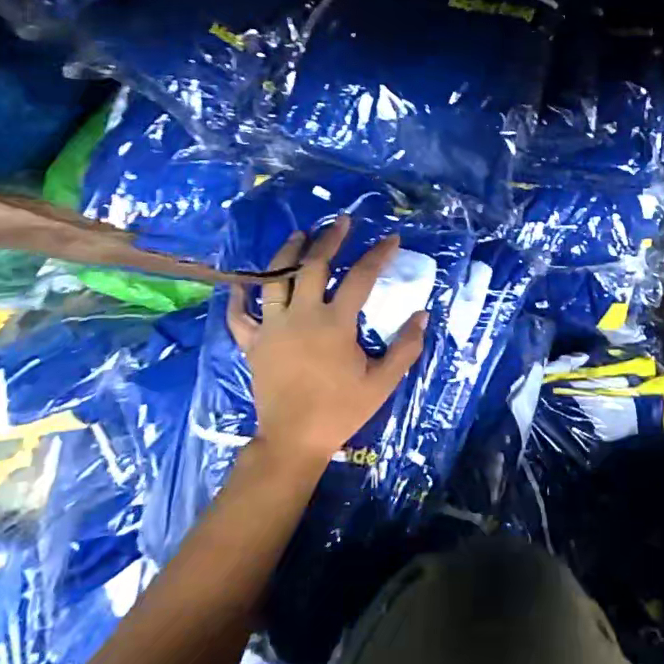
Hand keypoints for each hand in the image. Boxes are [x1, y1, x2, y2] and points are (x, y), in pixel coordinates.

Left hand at [226, 215, 428, 464]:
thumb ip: (405, 347)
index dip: (378, 255)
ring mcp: (273, 328)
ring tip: (299, 235)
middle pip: (314, 265)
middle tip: (341, 222)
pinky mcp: (253, 344)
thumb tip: (422, 315)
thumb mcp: (382, 383)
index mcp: (335, 323)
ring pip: (276, 279)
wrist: (293, 441)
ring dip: (288, 253)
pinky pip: (241, 315)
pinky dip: (241, 296)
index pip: (361, 277)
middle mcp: (302, 316)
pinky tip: (246, 281)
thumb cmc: (341, 411)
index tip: (392, 239)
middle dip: (330, 239)